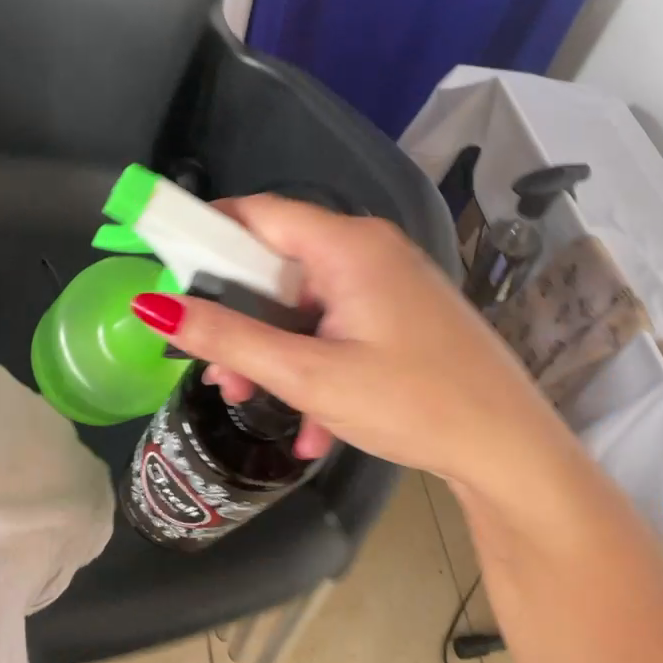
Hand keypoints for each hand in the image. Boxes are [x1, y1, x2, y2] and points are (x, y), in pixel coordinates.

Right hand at [131, 195, 583, 493]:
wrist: (509, 450)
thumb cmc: (410, 403)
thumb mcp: (307, 375)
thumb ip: (228, 339)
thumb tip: (154, 306)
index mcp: (347, 245)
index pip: (255, 213)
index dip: (203, 235)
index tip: (165, 273)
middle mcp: (368, 250)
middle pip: (276, 264)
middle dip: (237, 318)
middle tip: (215, 368)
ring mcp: (388, 283)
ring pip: (302, 305)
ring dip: (273, 352)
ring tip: (255, 403)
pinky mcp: (400, 315)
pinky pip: (336, 328)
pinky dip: (314, 367)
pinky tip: (313, 428)